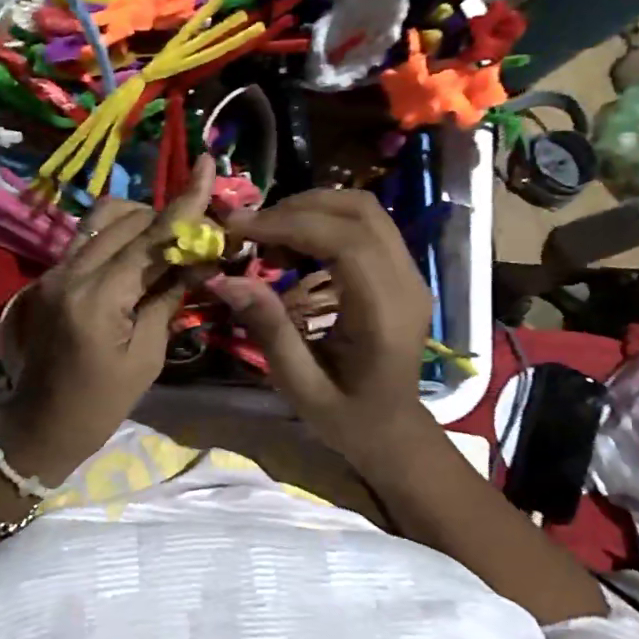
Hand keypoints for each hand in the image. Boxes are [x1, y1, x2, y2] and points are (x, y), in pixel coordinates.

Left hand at [0, 156, 217, 475]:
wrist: (39, 423)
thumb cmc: (101, 402)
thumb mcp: (147, 355)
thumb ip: (169, 297)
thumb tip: (203, 258)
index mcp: (97, 298)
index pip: (150, 238)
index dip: (185, 203)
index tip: (209, 165)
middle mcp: (71, 272)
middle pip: (126, 219)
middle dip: (167, 217)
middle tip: (201, 231)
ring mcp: (55, 270)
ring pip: (102, 218)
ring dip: (141, 220)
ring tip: (168, 242)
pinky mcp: (50, 274)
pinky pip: (89, 237)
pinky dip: (119, 235)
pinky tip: (140, 254)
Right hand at [213, 189, 435, 463]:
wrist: (394, 431)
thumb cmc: (348, 418)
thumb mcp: (301, 387)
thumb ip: (270, 331)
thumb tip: (227, 279)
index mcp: (385, 314)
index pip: (347, 241)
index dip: (291, 223)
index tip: (241, 228)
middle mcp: (406, 283)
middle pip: (359, 211)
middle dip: (298, 208)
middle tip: (250, 229)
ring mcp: (410, 273)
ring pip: (364, 210)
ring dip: (312, 209)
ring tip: (268, 234)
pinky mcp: (402, 271)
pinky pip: (366, 225)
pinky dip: (325, 221)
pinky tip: (293, 244)